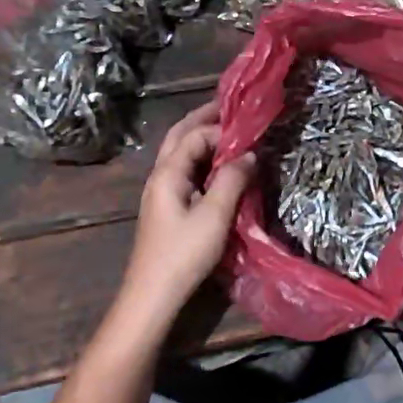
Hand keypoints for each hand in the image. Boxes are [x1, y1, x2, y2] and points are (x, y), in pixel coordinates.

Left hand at [118, 102, 257, 327]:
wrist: (152, 295)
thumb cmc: (183, 253)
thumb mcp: (215, 216)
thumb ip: (232, 180)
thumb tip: (249, 153)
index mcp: (167, 172)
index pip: (194, 135)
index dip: (221, 129)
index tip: (249, 128)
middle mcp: (159, 175)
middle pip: (179, 135)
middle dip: (202, 119)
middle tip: (229, 107)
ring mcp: (160, 191)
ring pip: (179, 152)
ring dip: (200, 137)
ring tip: (227, 131)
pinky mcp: (166, 207)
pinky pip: (183, 170)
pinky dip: (199, 158)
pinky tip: (217, 166)